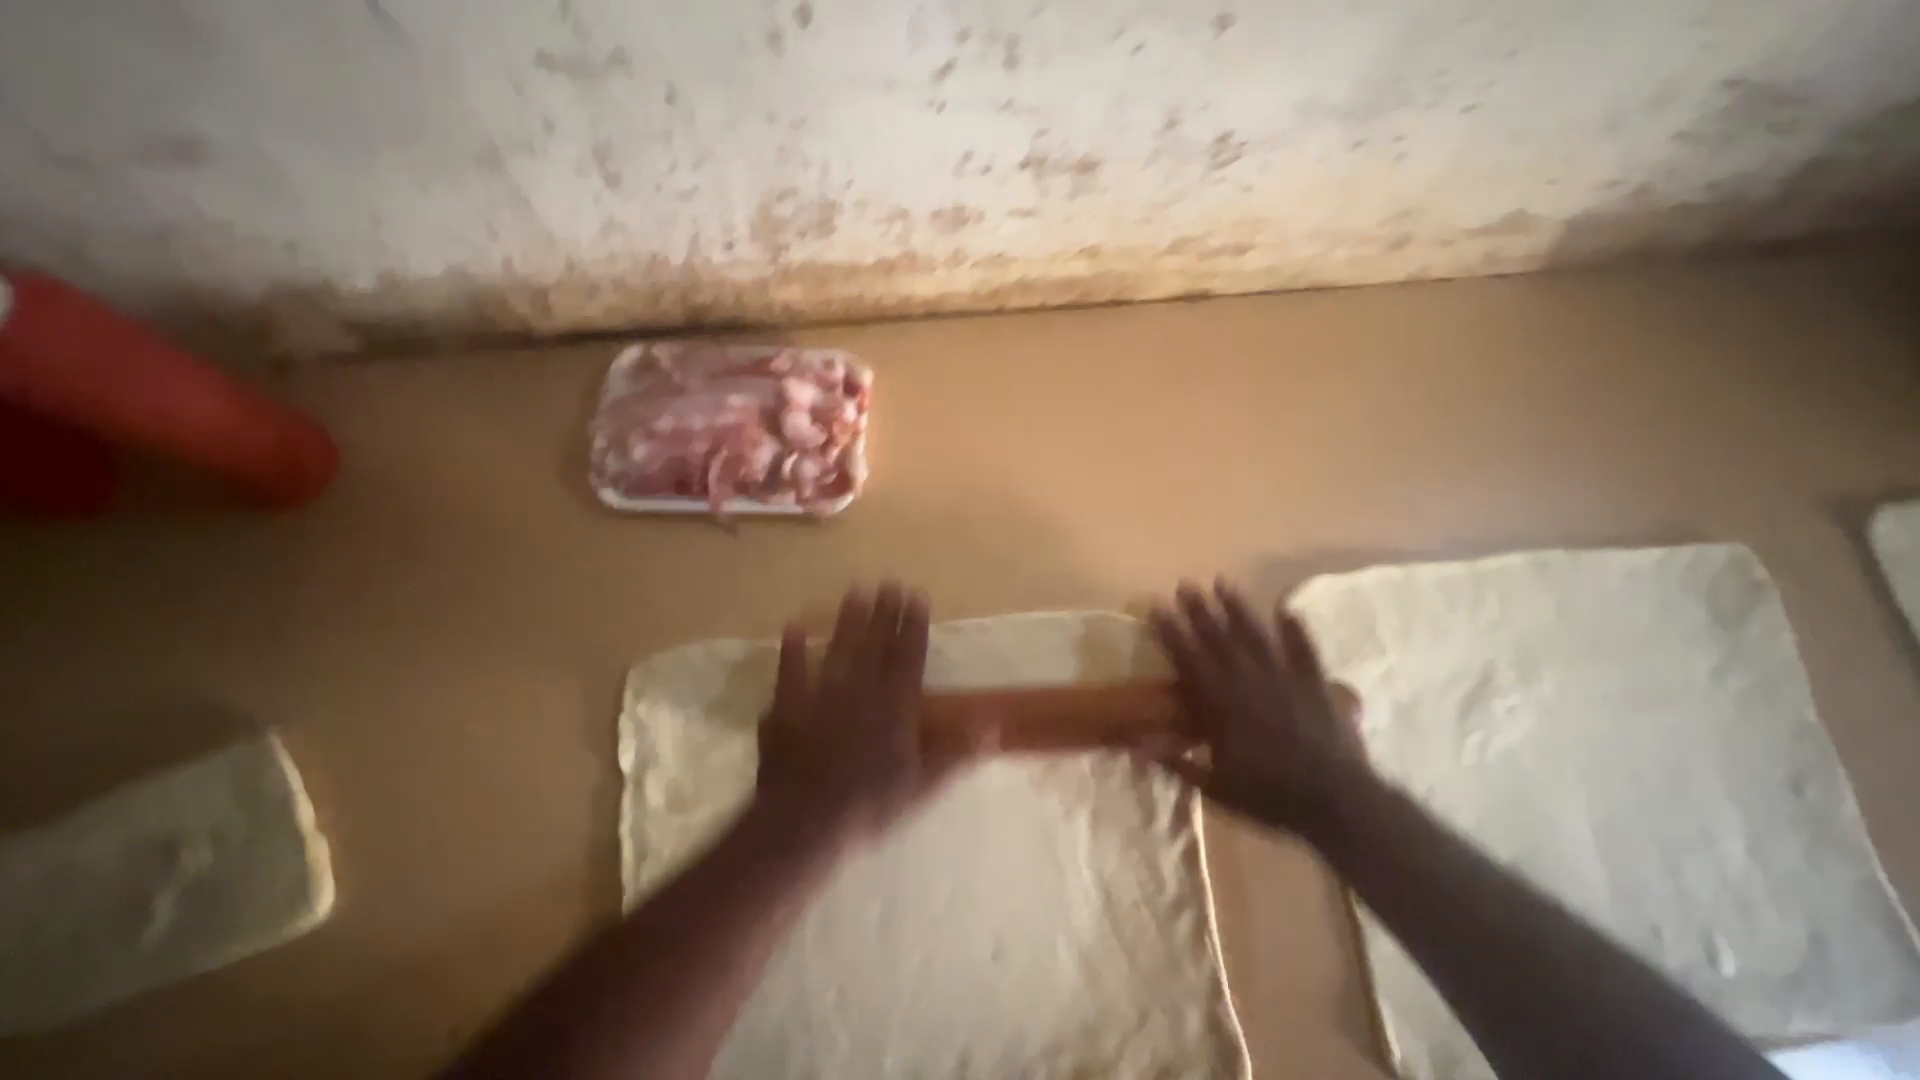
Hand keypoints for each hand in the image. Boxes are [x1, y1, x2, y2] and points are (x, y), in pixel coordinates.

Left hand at [755, 582, 982, 846]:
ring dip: (847, 620)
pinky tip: (794, 628)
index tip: (917, 596)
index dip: (913, 626)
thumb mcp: (922, 784)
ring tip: (855, 591)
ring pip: (838, 650)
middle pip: (874, 645)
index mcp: (893, 707)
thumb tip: (992, 725)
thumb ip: (955, 752)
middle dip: (884, 613)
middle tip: (890, 582)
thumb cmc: (870, 804)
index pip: (908, 657)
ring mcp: (821, 696)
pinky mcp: (787, 708)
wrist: (806, 821)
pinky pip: (789, 672)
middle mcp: (859, 692)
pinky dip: (792, 651)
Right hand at [1146, 579, 1368, 836]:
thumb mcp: (1215, 787)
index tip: (1157, 608)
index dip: (1172, 634)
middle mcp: (1250, 683)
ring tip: (1224, 582)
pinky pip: (1304, 651)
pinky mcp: (1317, 685)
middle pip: (1220, 640)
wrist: (1335, 802)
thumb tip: (1134, 745)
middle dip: (1200, 611)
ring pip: (1257, 637)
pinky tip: (1286, 609)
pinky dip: (1295, 630)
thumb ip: (1175, 763)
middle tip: (1185, 584)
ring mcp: (1286, 680)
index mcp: (1222, 706)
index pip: (1190, 661)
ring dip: (1240, 609)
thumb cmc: (1269, 798)